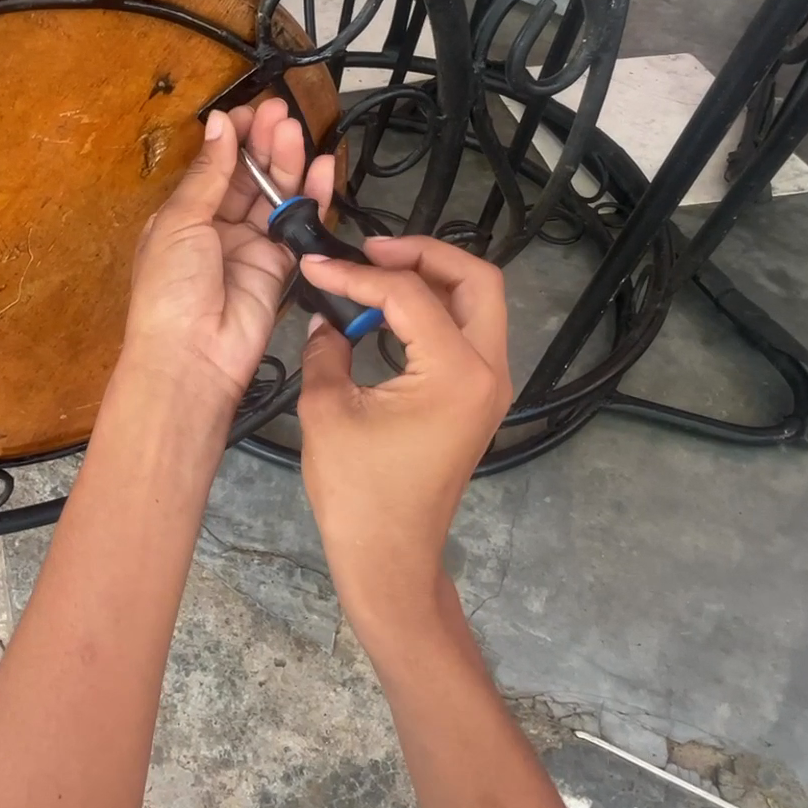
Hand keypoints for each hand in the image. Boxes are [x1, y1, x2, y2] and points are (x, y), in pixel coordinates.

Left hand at [121, 99, 337, 408]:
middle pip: (247, 178)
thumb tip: (218, 125)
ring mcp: (249, 248)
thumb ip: (208, 173)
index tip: (251, 112)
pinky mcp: (279, 267)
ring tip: (297, 130)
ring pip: (275, 196)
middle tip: (281, 112)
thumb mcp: (180, 221)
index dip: (234, 139)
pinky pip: (298, 226)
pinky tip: (320, 168)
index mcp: (184, 217)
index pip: (214, 168)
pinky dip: (311, 197)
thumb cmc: (169, 290)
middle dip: (264, 144)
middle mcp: (217, 230)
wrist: (192, 355)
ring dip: (287, 162)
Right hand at [295, 236, 512, 644]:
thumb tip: (326, 316)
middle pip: (477, 280)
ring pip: (479, 304)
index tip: (317, 266)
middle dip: (423, 255)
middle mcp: (488, 371)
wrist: (389, 555)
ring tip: (377, 276)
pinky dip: (434, 312)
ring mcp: (490, 387)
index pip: (409, 295)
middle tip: (372, 252)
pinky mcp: (477, 400)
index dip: (357, 275)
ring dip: (432, 281)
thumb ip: (326, 349)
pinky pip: (467, 334)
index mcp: (455, 371)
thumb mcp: (327, 410)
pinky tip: (389, 316)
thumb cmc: (356, 490)